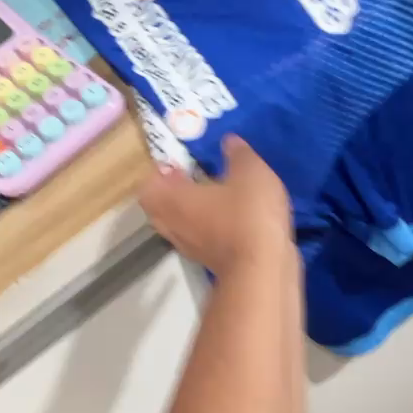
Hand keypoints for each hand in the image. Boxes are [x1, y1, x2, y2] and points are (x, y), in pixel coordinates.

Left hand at [140, 135, 293, 275]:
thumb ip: (238, 154)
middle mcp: (176, 226)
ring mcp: (193, 249)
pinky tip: (235, 220)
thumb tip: (229, 142)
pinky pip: (204, 240)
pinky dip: (212, 230)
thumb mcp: (250, 171)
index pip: (148, 187)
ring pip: (182, 227)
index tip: (178, 164)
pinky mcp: (213, 264)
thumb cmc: (249, 214)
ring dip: (193, 214)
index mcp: (174, 200)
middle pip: (160, 209)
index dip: (159, 174)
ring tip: (216, 199)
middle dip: (173, 194)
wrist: (264, 270)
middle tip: (194, 180)